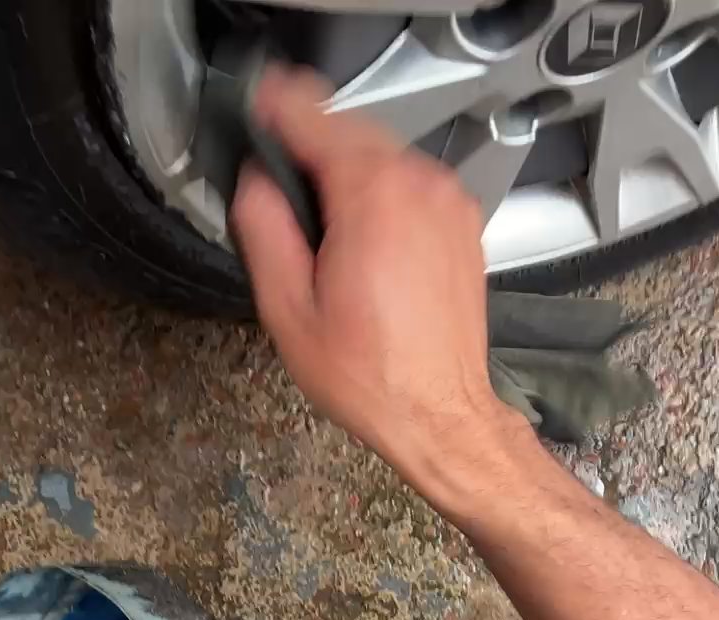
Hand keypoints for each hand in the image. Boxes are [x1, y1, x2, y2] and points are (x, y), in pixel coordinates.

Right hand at [231, 67, 529, 487]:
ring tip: (327, 232)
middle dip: (310, 147)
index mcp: (372, 198)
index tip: (256, 107)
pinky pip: (412, 184)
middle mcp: (420, 186)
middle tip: (283, 188)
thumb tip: (256, 184)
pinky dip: (383, 195)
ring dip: (348, 174)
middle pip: (349, 129)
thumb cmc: (374, 377)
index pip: (312, 114)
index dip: (274, 108)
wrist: (438, 413)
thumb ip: (263, 229)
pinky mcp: (463, 224)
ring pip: (383, 155)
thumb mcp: (289, 311)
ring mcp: (449, 203)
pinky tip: (367, 242)